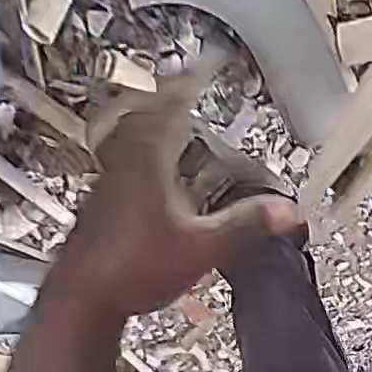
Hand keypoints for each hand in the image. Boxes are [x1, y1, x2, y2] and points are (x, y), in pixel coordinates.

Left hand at [49, 81, 299, 318]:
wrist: (84, 299)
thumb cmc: (136, 267)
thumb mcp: (203, 247)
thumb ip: (245, 225)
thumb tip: (286, 210)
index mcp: (148, 164)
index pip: (169, 111)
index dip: (185, 89)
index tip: (196, 72)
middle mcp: (122, 169)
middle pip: (144, 123)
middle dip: (166, 109)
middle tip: (182, 99)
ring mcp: (106, 190)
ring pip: (130, 149)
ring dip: (152, 138)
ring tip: (171, 139)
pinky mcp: (99, 213)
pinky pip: (122, 175)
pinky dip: (141, 169)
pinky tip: (152, 193)